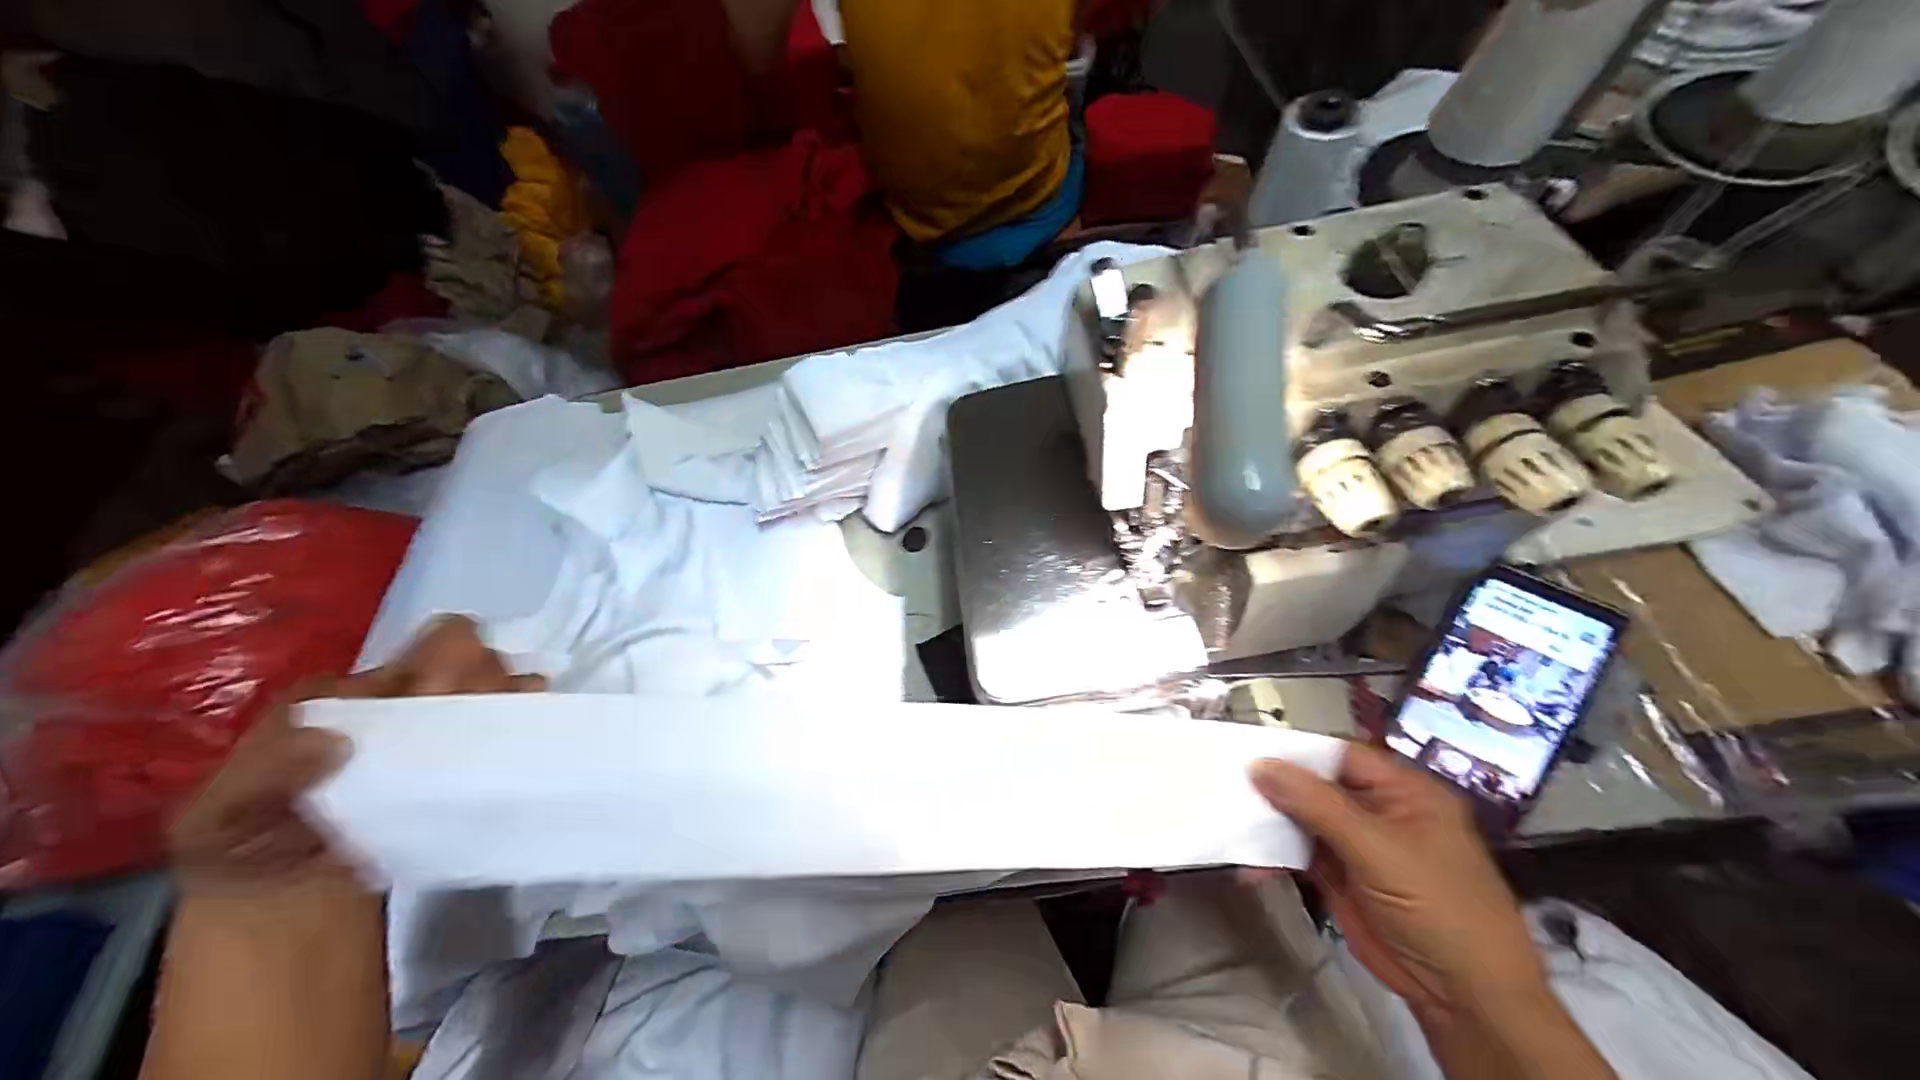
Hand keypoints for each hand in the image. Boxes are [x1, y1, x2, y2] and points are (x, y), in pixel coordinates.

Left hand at [170, 615, 541, 896]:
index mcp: (355, 693)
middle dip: (485, 679)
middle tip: (474, 726)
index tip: (440, 696)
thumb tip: (341, 740)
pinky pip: (516, 731)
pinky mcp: (473, 764)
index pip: (426, 647)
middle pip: (475, 660)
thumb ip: (262, 775)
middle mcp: (409, 698)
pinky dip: (527, 729)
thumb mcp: (216, 821)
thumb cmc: (247, 849)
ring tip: (505, 737)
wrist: (283, 904)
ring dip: (512, 702)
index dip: (443, 661)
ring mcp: (446, 730)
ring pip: (504, 688)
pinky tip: (525, 748)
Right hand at [1249, 743, 1544, 1024]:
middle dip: (1276, 787)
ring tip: (1229, 821)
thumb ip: (1317, 804)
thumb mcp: (1378, 850)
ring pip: (1302, 819)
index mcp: (1403, 792)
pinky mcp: (1340, 876)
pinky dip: (1274, 858)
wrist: (1465, 997)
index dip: (1297, 752)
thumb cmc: (1438, 908)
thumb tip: (1260, 765)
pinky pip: (1299, 854)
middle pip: (1316, 785)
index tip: (1248, 751)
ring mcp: (1358, 845)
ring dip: (1269, 823)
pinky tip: (1249, 866)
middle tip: (1228, 784)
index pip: (1341, 755)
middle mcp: (1379, 811)